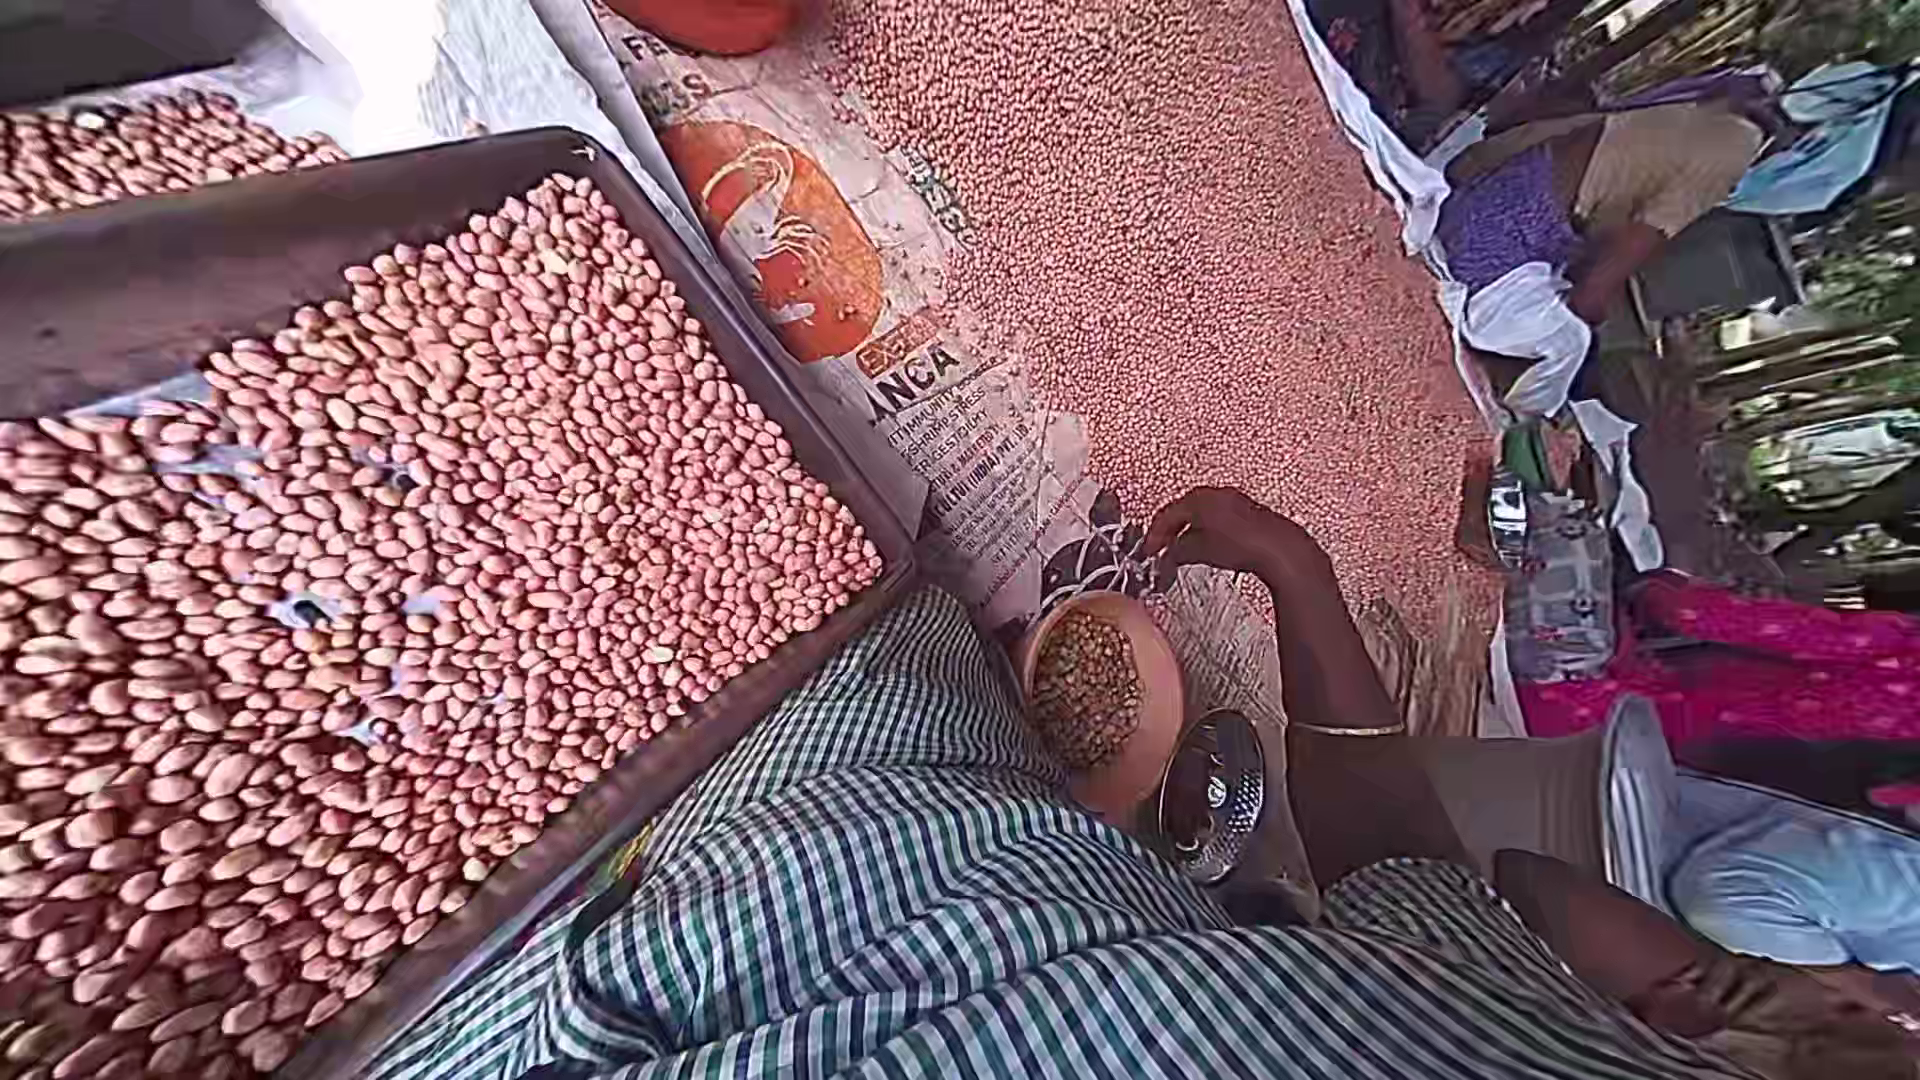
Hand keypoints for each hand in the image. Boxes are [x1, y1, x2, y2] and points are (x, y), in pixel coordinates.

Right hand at [1143, 487, 1330, 581]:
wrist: (1279, 550)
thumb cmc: (1242, 545)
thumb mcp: (1196, 551)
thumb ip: (1176, 550)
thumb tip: (1169, 553)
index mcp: (1198, 498)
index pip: (1166, 515)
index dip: (1154, 535)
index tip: (1149, 550)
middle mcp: (1215, 494)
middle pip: (1183, 512)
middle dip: (1171, 531)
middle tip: (1162, 549)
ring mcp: (1234, 501)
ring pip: (1201, 515)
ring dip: (1190, 531)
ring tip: (1185, 550)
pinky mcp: (1248, 512)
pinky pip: (1219, 519)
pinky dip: (1208, 531)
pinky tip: (1210, 546)